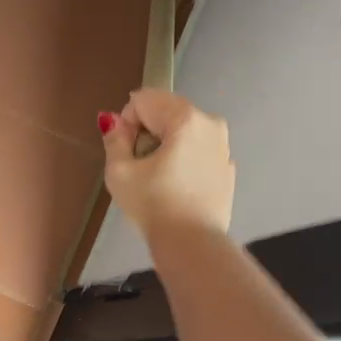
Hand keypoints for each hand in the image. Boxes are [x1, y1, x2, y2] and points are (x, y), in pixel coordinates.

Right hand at [100, 88, 234, 239]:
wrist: (191, 241)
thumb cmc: (152, 203)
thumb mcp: (119, 171)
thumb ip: (114, 139)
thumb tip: (113, 121)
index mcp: (185, 118)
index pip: (143, 100)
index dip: (125, 123)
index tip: (124, 152)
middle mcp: (210, 122)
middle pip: (165, 111)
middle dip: (146, 132)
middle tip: (138, 166)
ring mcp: (223, 144)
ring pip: (182, 131)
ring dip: (164, 145)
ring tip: (156, 177)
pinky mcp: (226, 165)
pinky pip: (197, 151)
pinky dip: (182, 160)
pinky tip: (174, 187)